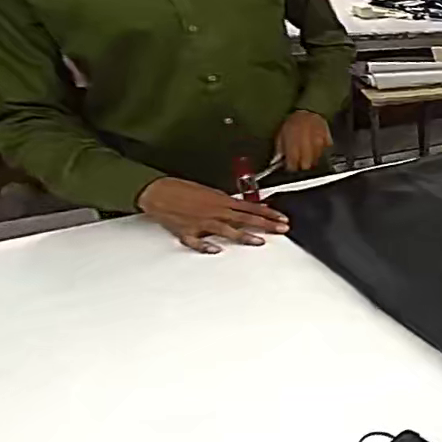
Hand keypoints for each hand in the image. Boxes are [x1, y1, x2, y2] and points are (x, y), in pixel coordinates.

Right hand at [137, 177, 287, 252]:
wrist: (158, 191)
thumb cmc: (185, 190)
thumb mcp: (214, 193)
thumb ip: (233, 202)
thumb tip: (252, 207)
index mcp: (223, 202)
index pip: (253, 208)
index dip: (270, 213)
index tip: (283, 218)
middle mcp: (216, 212)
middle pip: (246, 219)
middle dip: (266, 224)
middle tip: (282, 229)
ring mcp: (202, 222)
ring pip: (227, 230)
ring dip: (244, 236)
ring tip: (260, 241)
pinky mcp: (186, 231)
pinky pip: (197, 242)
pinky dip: (205, 246)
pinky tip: (215, 250)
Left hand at [276, 110, 331, 172]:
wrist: (309, 111)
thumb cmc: (293, 123)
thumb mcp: (281, 134)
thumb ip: (280, 149)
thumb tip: (278, 162)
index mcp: (293, 142)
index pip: (292, 162)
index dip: (291, 168)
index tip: (290, 168)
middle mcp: (307, 144)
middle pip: (307, 164)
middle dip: (302, 166)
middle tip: (300, 165)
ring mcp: (319, 143)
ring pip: (317, 160)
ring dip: (312, 160)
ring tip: (307, 157)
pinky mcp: (328, 141)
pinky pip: (324, 152)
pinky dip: (320, 153)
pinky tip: (316, 149)